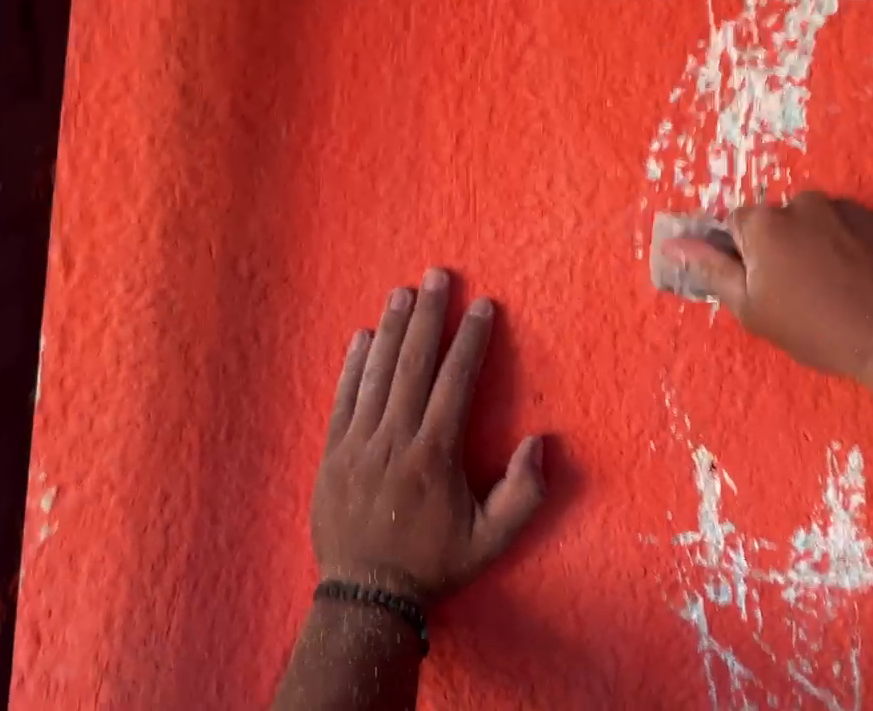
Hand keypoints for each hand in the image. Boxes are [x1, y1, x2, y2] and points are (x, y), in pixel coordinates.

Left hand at [311, 269, 546, 605]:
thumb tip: (540, 441)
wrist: (366, 595)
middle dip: (430, 316)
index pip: (456, 382)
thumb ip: (523, 494)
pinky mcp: (332, 452)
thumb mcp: (491, 541)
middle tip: (438, 276)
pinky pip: (343, 398)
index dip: (471, 340)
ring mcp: (358, 444)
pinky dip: (353, 365)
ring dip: (393, 329)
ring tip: (403, 292)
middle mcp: (395, 440)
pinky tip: (363, 335)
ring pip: (377, 374)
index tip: (482, 306)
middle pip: (414, 364)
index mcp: (434, 455)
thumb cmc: (435, 563)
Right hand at [662, 192, 872, 380]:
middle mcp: (803, 202)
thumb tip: (673, 245)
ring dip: (820, 248)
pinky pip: (855, 230)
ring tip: (838, 290)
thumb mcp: (752, 308)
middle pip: (779, 222)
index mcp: (764, 223)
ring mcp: (848, 208)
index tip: (763, 285)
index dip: (745, 256)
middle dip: (784, 248)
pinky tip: (865, 283)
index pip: (736, 225)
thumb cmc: (815, 327)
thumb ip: (711, 269)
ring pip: (818, 224)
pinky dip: (854, 251)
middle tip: (801, 292)